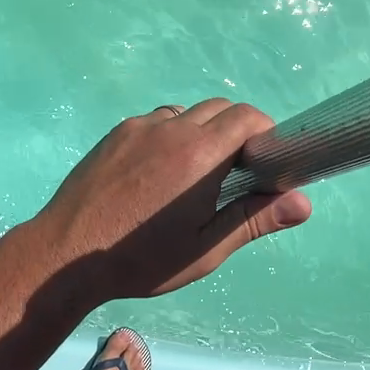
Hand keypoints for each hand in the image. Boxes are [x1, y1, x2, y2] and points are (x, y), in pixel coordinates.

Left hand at [28, 99, 312, 301]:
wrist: (65, 255)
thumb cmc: (141, 260)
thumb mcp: (204, 249)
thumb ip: (253, 220)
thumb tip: (304, 202)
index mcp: (199, 155)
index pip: (248, 117)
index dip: (265, 134)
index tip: (264, 164)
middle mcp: (170, 129)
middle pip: (219, 109)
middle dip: (236, 132)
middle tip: (233, 175)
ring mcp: (137, 128)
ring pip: (185, 114)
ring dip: (200, 133)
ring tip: (192, 176)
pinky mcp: (113, 136)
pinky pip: (154, 123)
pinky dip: (168, 137)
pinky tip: (156, 176)